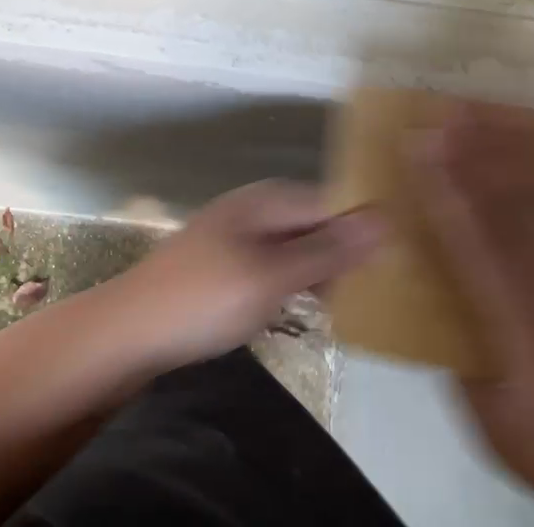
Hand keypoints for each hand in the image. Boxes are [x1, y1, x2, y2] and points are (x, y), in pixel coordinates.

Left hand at [106, 181, 380, 370]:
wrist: (129, 332)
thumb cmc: (203, 299)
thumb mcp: (271, 276)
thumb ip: (326, 250)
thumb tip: (383, 219)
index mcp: (267, 201)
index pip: (335, 200)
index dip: (368, 226)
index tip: (404, 259)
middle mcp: (256, 209)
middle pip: (317, 221)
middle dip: (348, 252)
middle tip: (383, 291)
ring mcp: (240, 237)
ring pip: (298, 246)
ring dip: (324, 272)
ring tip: (354, 305)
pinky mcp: (228, 267)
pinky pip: (278, 266)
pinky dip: (297, 284)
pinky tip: (310, 310)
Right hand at [408, 106, 533, 526]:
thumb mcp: (490, 415)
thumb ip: (462, 345)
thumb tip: (439, 287)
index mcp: (521, 327)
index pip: (471, 238)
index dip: (440, 185)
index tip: (414, 143)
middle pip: (514, 201)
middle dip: (476, 148)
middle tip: (445, 107)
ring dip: (519, 145)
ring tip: (488, 110)